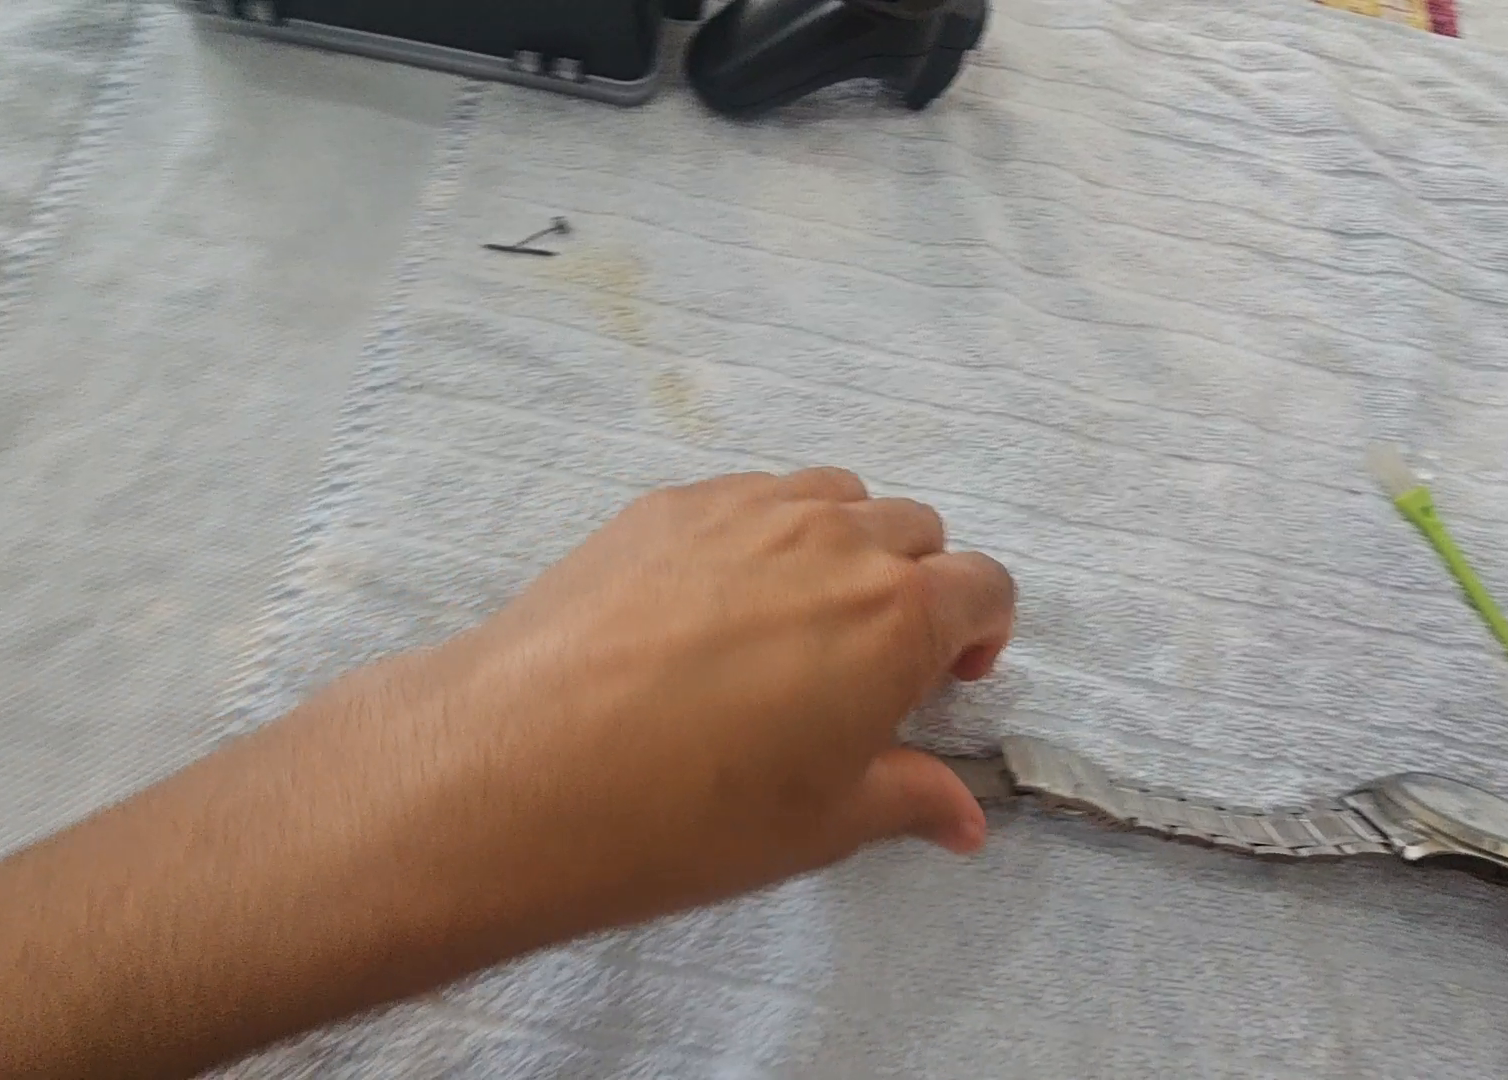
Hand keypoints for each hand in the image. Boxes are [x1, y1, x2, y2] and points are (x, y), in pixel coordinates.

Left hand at [397, 465, 1015, 948]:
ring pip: (839, 496)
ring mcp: (751, 506)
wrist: (521, 767)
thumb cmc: (694, 814)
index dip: (980, 631)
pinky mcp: (675, 501)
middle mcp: (837, 538)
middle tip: (865, 652)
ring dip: (846, 544)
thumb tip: (969, 822)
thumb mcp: (823, 822)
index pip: (987, 586)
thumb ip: (913, 799)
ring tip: (793, 611)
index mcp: (898, 614)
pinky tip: (712, 594)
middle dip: (916, 583)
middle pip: (918, 530)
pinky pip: (755, 494)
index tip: (943, 680)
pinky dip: (769, 530)